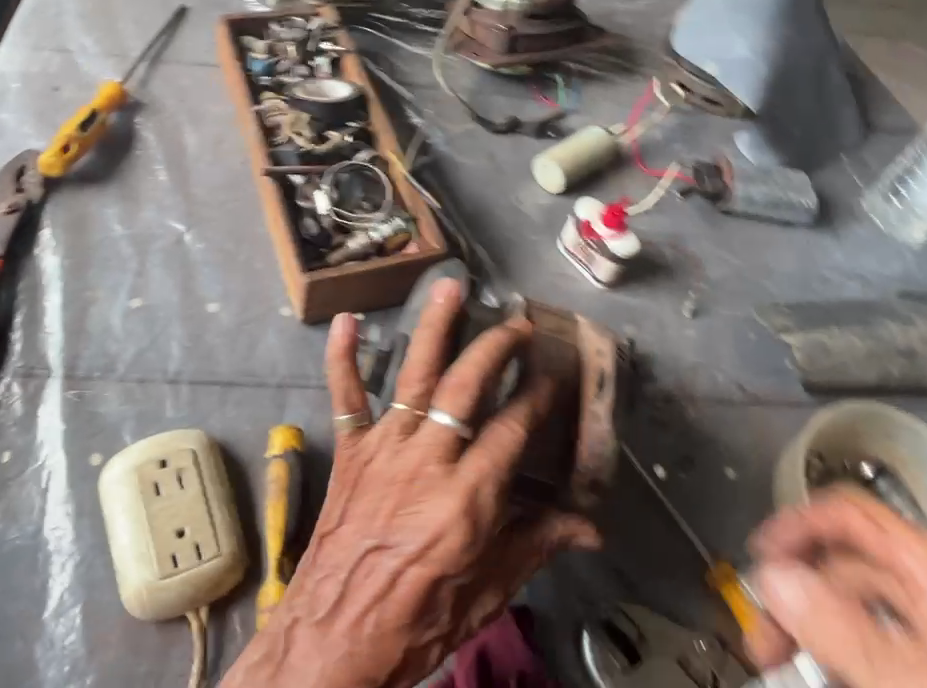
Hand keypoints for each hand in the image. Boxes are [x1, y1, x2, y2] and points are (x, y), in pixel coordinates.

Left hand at [221, 279, 600, 687]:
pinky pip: (345, 399)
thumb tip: (592, 529)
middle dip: (496, 347)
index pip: (512, 429)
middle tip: (517, 324)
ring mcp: (383, 450)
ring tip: (450, 286)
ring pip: (412, 375)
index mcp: (468, 497)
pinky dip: (343, 358)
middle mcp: (427, 460)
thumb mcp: (489, 591)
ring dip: (434, 328)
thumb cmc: (418, 622)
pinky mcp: (349, 454)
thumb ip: (537, 545)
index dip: (537, 398)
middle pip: (467, 386)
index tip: (553, 374)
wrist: (334, 641)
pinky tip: (347, 321)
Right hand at [742, 489, 926, 687]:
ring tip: (788, 661)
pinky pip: (888, 630)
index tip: (757, 561)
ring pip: (863, 600)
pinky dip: (850, 643)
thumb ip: (844, 630)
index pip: (852, 513)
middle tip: (765, 644)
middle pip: (850, 562)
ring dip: (816, 623)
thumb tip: (773, 577)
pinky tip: (835, 669)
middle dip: (797, 594)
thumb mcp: (914, 680)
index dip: (795, 527)